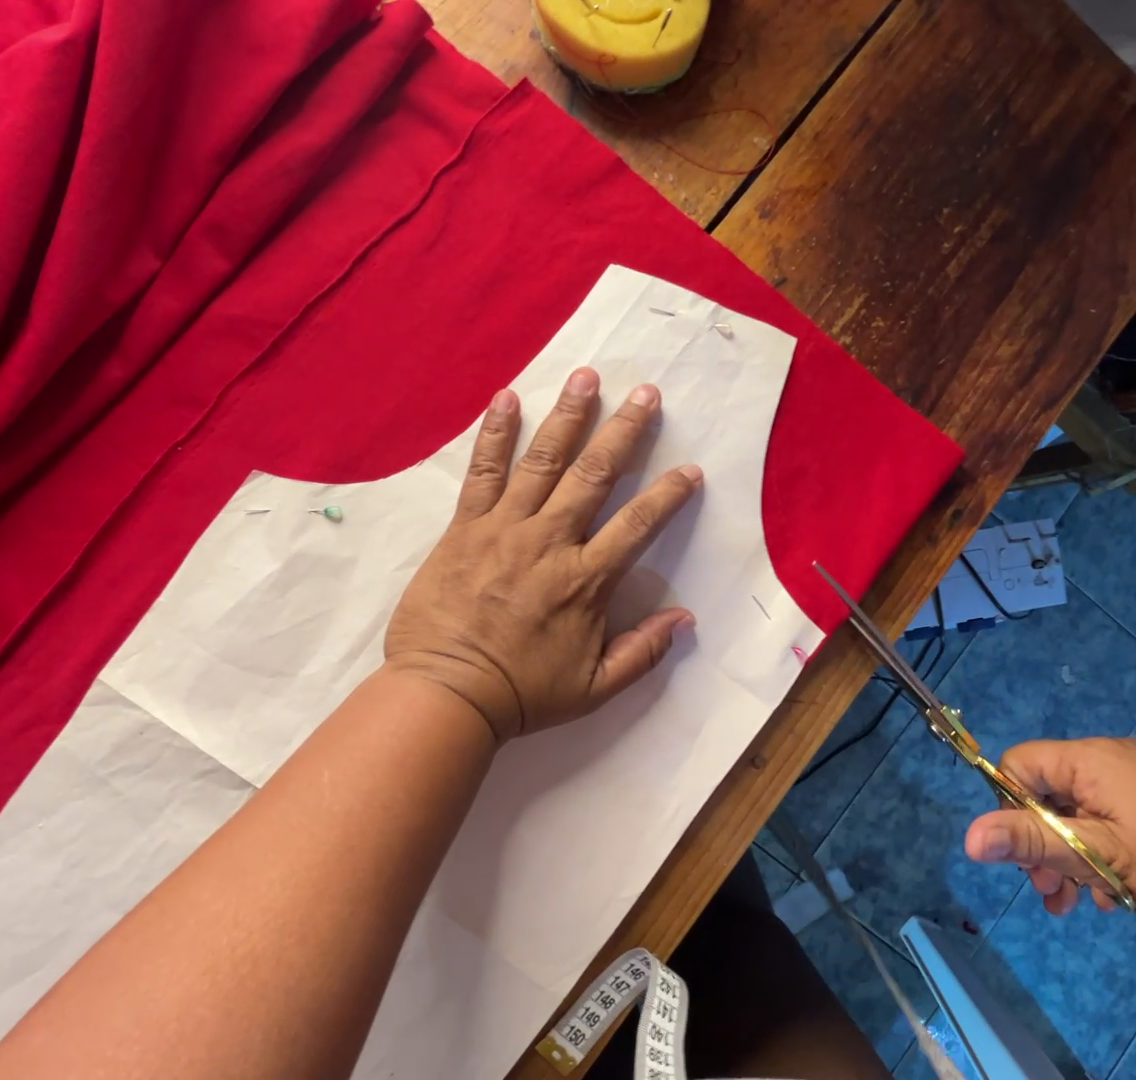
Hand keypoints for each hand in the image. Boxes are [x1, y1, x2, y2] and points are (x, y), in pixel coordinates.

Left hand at [384, 367, 701, 743]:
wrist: (445, 694)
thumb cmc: (521, 693)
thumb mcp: (594, 688)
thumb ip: (642, 652)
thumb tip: (685, 619)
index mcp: (584, 581)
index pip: (637, 526)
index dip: (667, 495)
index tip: (690, 469)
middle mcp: (549, 542)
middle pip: (594, 476)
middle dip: (623, 431)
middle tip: (646, 392)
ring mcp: (503, 529)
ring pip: (542, 463)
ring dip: (567, 417)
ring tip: (586, 376)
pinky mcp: (464, 528)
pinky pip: (482, 473)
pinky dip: (494, 434)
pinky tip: (507, 399)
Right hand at [963, 737, 1135, 950]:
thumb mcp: (1101, 859)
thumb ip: (1031, 842)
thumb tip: (967, 838)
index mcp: (1093, 759)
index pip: (1018, 764)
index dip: (1009, 808)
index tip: (1027, 857)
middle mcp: (1111, 759)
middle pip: (1046, 791)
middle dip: (1041, 843)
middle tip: (1055, 895)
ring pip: (1076, 811)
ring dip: (1069, 857)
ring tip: (1082, 904)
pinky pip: (1107, 819)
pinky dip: (1100, 853)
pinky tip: (1115, 895)